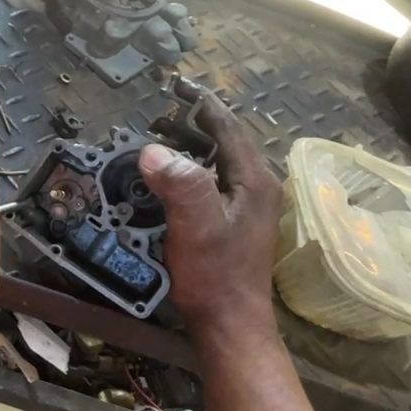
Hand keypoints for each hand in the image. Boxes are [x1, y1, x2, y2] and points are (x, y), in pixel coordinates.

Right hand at [140, 81, 281, 343]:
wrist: (229, 323)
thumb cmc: (215, 275)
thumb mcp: (197, 227)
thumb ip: (181, 184)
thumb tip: (153, 149)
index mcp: (254, 182)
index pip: (230, 130)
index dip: (205, 106)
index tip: (181, 87)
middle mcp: (257, 189)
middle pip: (227, 142)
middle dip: (194, 124)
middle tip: (158, 115)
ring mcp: (248, 208)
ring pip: (219, 162)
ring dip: (192, 146)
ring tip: (159, 139)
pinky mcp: (234, 224)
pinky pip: (212, 182)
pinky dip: (191, 168)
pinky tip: (170, 177)